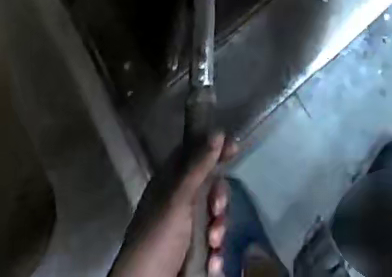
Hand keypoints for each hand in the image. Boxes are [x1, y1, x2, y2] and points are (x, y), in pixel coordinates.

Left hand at [108, 132, 235, 276]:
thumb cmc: (157, 238)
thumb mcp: (178, 199)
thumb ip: (198, 166)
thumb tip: (218, 131)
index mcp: (169, 183)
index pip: (193, 153)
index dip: (212, 147)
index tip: (234, 147)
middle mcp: (178, 202)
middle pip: (209, 186)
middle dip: (219, 198)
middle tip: (216, 209)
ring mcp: (186, 229)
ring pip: (215, 216)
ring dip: (219, 228)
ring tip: (213, 242)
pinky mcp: (193, 253)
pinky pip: (214, 243)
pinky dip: (216, 252)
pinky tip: (213, 260)